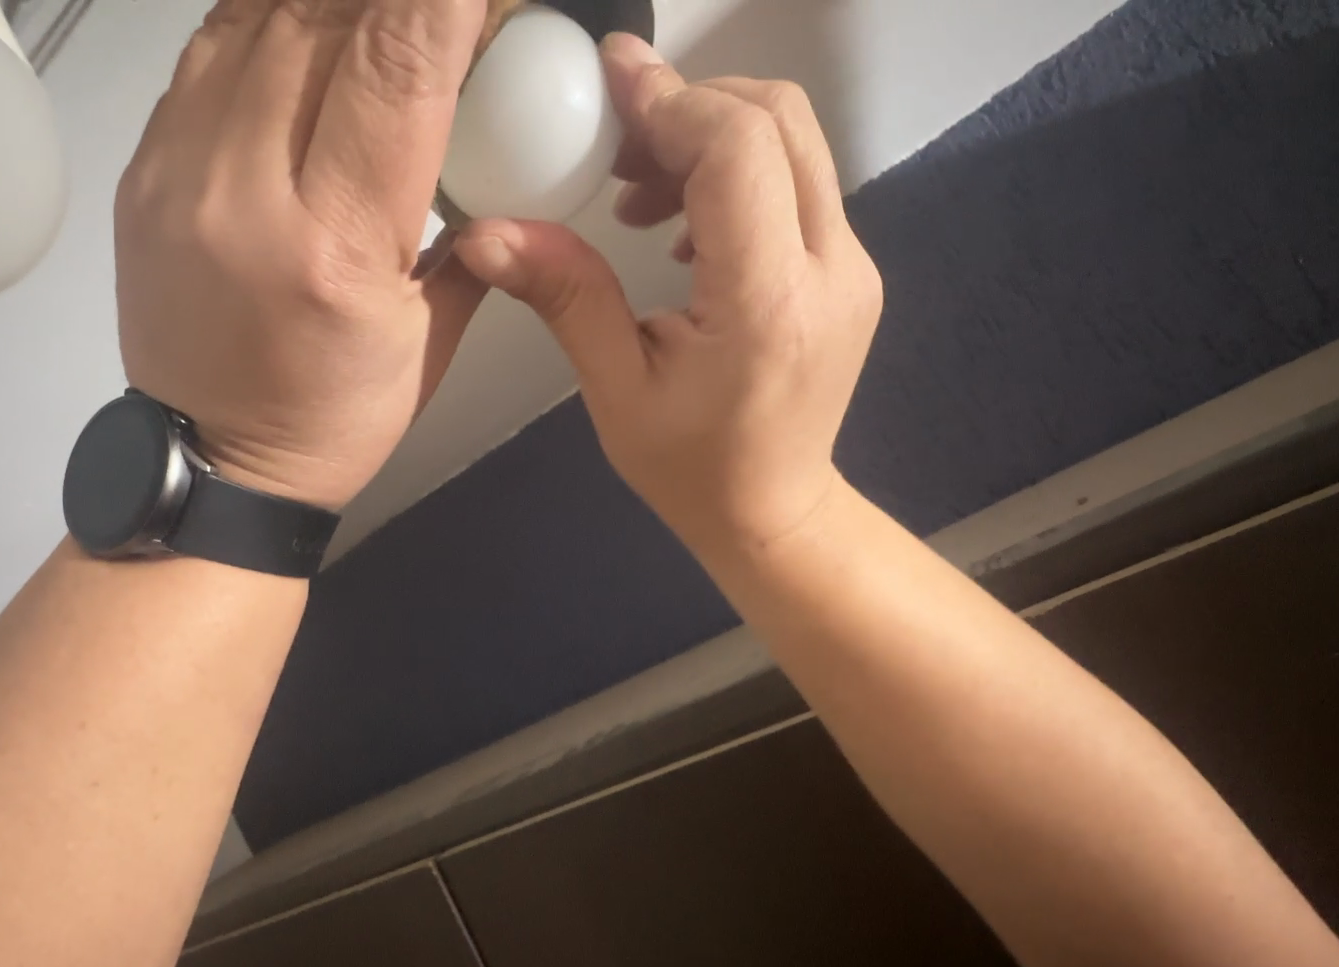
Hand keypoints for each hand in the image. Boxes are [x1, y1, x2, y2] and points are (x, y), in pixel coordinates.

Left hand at [114, 0, 489, 509]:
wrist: (215, 459)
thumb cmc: (341, 417)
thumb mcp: (431, 342)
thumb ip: (473, 241)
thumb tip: (498, 155)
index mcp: (336, 248)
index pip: (395, 72)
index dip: (442, 4)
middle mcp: (246, 190)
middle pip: (323, 20)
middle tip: (442, 10)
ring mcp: (179, 169)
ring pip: (258, 16)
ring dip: (333, 1)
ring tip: (381, 16)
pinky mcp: (143, 166)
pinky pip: (209, 49)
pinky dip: (271, 18)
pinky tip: (309, 29)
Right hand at [452, 33, 883, 556]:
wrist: (773, 511)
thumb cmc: (690, 469)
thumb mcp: (616, 390)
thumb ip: (566, 295)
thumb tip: (485, 231)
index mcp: (768, 305)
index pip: (737, 151)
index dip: (670, 103)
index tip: (609, 84)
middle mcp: (831, 271)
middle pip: (778, 120)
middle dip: (690, 108)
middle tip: (617, 149)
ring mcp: (852, 267)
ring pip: (794, 142)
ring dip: (713, 138)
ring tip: (640, 197)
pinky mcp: (850, 270)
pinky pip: (799, 184)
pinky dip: (740, 173)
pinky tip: (686, 229)